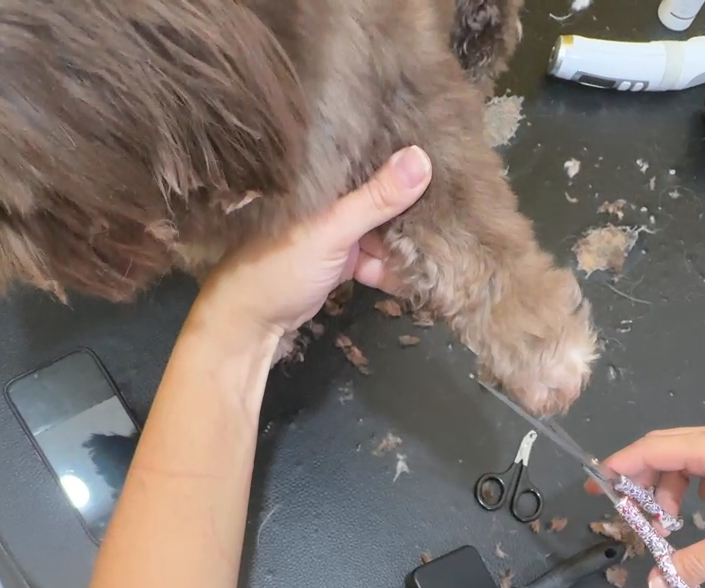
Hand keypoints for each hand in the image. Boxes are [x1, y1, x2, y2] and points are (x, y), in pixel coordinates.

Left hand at [193, 146, 432, 341]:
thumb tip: (422, 158)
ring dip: (405, 242)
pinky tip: (413, 275)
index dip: (405, 152)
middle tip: (455, 206)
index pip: (370, 153)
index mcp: (322, 176)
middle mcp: (330, 198)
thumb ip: (376, 199)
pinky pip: (375, 258)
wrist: (249, 323)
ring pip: (383, 230)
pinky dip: (391, 268)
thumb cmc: (279, 267)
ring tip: (442, 245)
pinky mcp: (340, 261)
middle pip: (382, 194)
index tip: (446, 148)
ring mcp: (336, 232)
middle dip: (413, 203)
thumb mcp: (331, 231)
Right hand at [598, 422, 704, 587]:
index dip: (619, 466)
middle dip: (643, 481)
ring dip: (672, 488)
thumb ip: (694, 564)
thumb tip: (657, 587)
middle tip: (631, 513)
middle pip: (666, 449)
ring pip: (689, 458)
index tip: (597, 486)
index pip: (651, 448)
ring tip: (675, 523)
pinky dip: (698, 486)